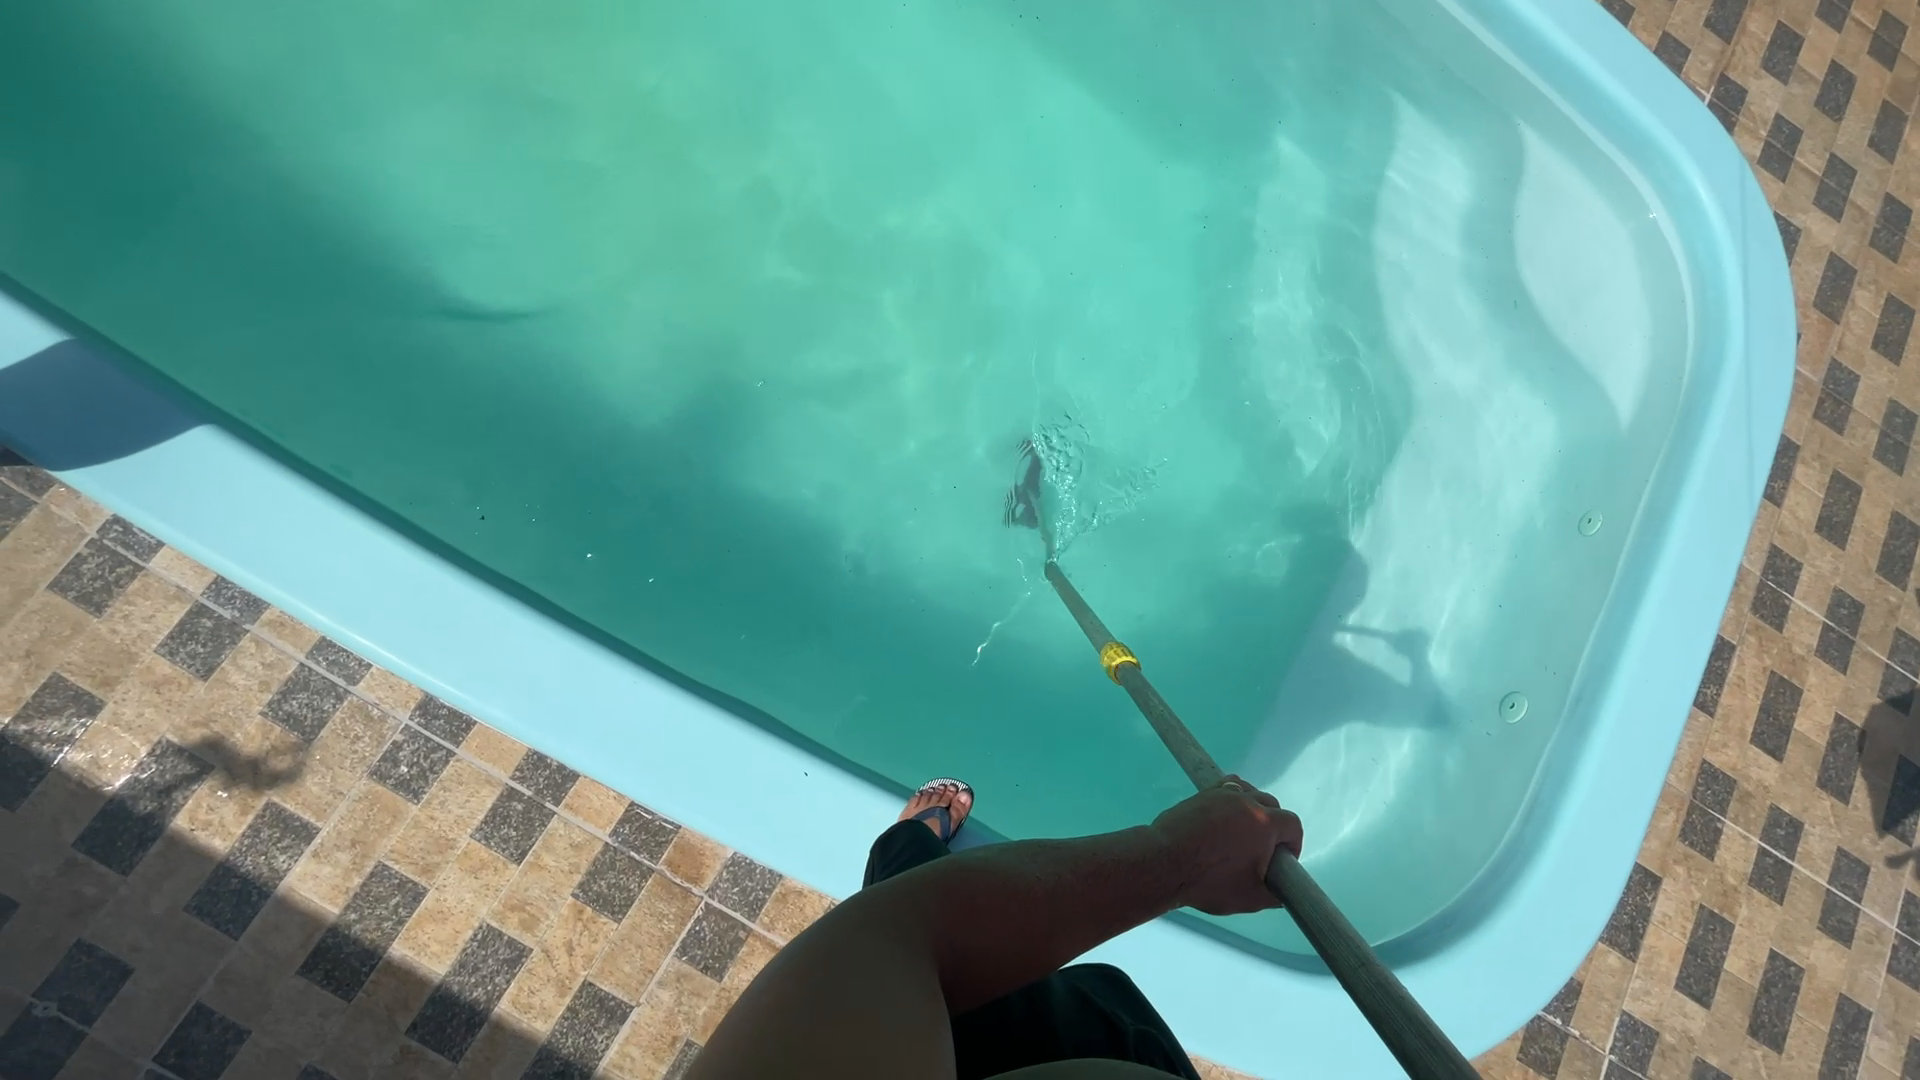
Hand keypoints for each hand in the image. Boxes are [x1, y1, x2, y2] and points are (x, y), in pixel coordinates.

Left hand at [1150, 776, 1302, 915]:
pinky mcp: (1201, 793)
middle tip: (1263, 848)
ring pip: (1248, 791)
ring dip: (1253, 807)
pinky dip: (1231, 798)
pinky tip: (1224, 816)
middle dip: (1274, 824)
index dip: (1293, 843)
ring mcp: (1221, 793)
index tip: (1283, 859)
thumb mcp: (1251, 898)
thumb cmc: (1210, 881)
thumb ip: (1274, 893)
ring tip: (1244, 831)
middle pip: (1271, 804)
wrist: (1164, 862)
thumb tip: (1281, 891)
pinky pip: (1225, 786)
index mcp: (1264, 823)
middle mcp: (1245, 800)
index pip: (1293, 824)